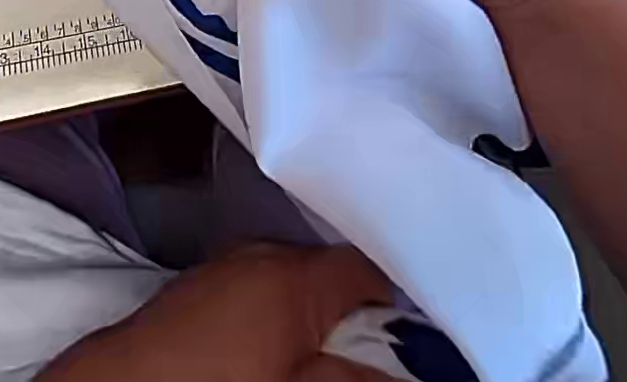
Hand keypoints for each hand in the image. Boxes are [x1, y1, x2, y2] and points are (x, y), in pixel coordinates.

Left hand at [37, 245, 392, 381]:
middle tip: (380, 357)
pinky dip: (282, 313)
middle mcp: (258, 255)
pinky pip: (259, 286)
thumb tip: (407, 372)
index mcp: (290, 276)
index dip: (399, 301)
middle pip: (329, 272)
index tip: (423, 338)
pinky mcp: (203, 284)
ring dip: (319, 313)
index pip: (363, 267)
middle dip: (359, 312)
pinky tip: (282, 350)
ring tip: (332, 356)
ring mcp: (226, 265)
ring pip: (294, 279)